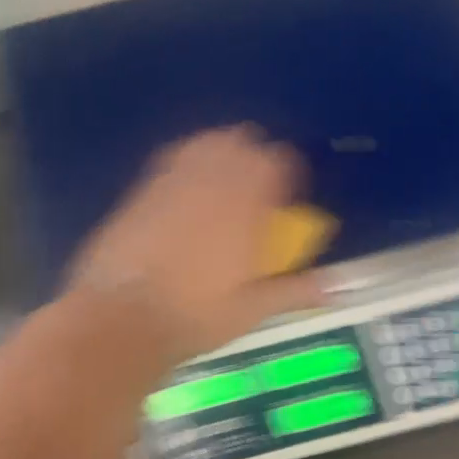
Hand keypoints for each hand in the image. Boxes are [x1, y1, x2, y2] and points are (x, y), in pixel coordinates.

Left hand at [65, 126, 323, 353]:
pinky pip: (174, 159)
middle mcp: (211, 181)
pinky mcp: (142, 189)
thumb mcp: (254, 309)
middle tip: (260, 182)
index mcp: (246, 205)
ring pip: (205, 143)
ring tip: (226, 177)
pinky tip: (189, 188)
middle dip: (254, 154)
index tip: (291, 192)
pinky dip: (189, 163)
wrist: (123, 317)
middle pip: (240, 141)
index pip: (278, 162)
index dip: (289, 171)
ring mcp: (172, 180)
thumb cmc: (198, 316)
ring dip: (221, 153)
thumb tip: (335, 287)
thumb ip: (295, 290)